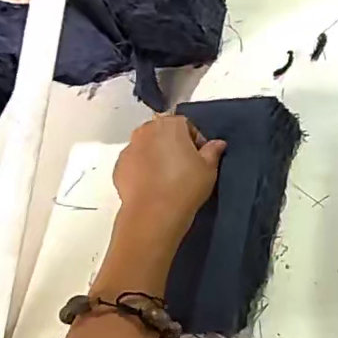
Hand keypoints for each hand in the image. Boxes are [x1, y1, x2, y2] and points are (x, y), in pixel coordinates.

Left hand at [112, 115, 225, 242]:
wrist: (154, 213)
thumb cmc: (185, 185)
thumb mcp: (208, 168)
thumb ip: (212, 151)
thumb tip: (217, 143)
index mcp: (170, 125)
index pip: (186, 124)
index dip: (195, 140)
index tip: (200, 157)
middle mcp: (146, 131)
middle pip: (163, 132)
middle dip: (173, 144)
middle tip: (184, 166)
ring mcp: (129, 148)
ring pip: (147, 147)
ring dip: (156, 155)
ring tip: (168, 178)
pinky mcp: (119, 167)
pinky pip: (136, 163)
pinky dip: (143, 169)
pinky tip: (154, 186)